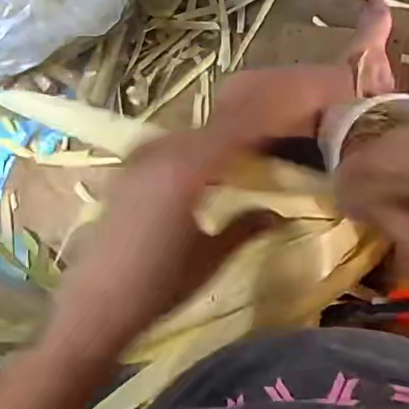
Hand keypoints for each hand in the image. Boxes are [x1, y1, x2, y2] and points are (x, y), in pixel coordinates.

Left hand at [44, 66, 353, 360]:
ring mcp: (140, 156)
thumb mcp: (211, 257)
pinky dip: (204, 146)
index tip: (315, 103)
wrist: (93, 305)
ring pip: (198, 131)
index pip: (245, 122)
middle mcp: (161, 149)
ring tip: (266, 139)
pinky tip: (219, 162)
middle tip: (297, 123)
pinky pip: (176, 146)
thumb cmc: (157, 287)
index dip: (282, 107)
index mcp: (187, 165)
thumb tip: (279, 210)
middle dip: (261, 115)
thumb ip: (248, 225)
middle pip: (221, 119)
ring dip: (231, 130)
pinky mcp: (128, 169)